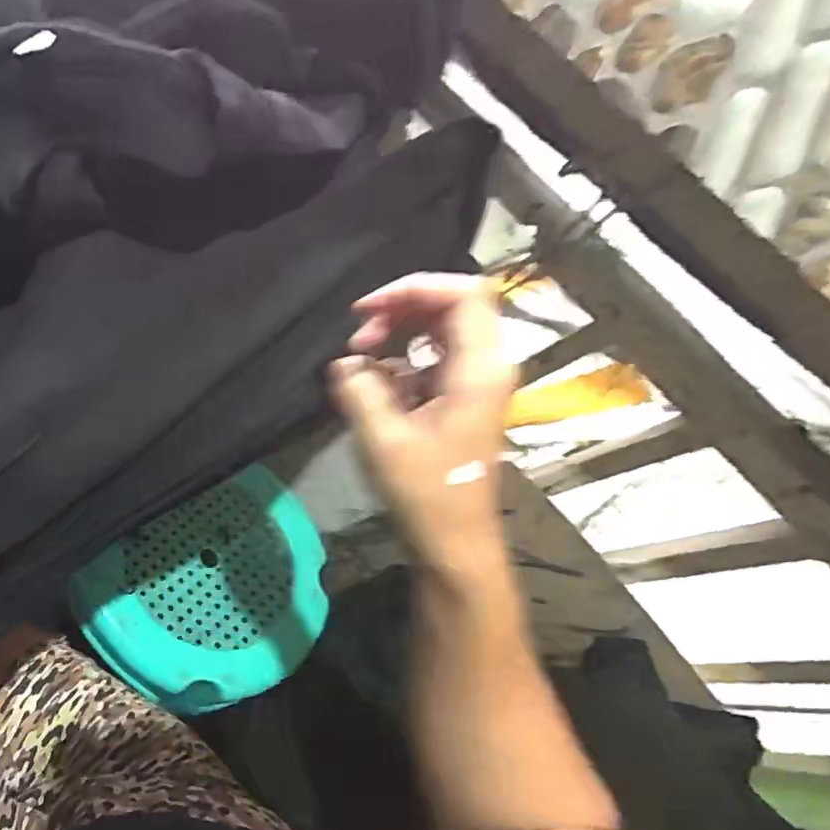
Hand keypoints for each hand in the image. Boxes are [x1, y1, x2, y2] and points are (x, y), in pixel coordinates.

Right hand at [329, 273, 515, 576]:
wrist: (453, 541)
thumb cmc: (426, 494)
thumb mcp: (383, 439)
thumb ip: (359, 389)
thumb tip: (344, 363)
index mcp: (479, 369)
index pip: (461, 293)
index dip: (411, 288)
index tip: (365, 311)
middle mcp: (485, 368)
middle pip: (449, 307)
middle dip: (399, 312)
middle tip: (359, 340)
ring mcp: (473, 385)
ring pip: (438, 334)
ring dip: (396, 339)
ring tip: (359, 363)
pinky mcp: (459, 402)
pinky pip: (430, 363)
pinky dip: (398, 365)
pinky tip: (370, 388)